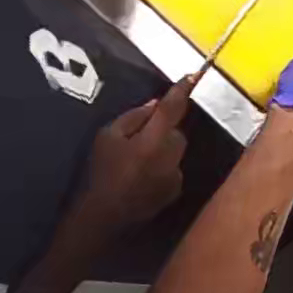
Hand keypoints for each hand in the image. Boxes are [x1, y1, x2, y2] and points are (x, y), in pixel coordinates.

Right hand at [76, 78, 191, 231]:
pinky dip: (163, 168)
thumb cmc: (101, 173)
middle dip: (164, 131)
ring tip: (137, 162)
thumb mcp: (107, 137)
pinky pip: (173, 170)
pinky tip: (143, 177)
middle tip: (139, 139)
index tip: (192, 77)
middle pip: (177, 134)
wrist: (105, 216)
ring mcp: (175, 177)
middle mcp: (170, 158)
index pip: (171, 110)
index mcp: (152, 141)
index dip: (181, 92)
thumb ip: (134, 118)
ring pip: (176, 152)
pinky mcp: (175, 191)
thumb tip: (155, 105)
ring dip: (163, 150)